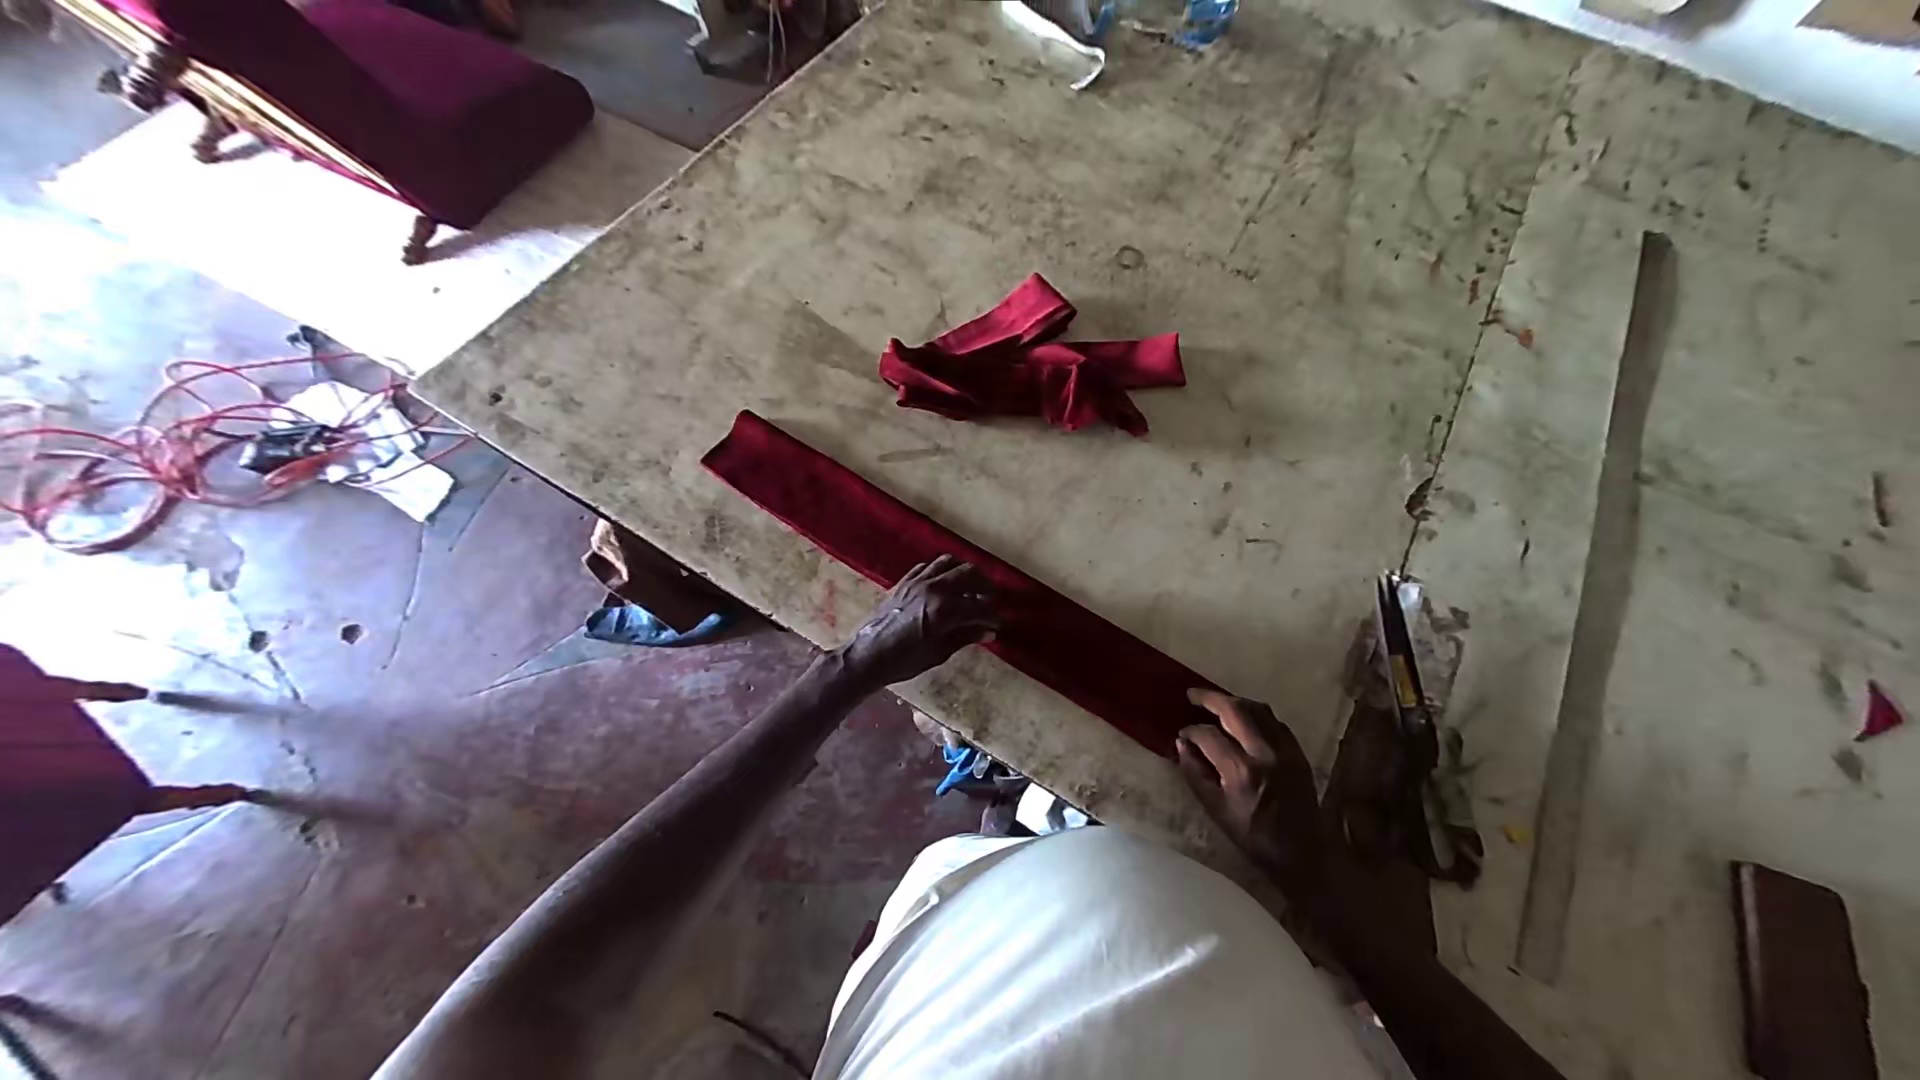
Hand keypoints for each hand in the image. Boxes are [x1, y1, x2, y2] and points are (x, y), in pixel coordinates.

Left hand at [835, 555, 998, 689]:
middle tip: (991, 597)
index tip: (999, 622)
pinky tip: (943, 583)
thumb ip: (965, 637)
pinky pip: (927, 567)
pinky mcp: (904, 582)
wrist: (866, 655)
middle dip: (984, 585)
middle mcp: (934, 589)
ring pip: (949, 563)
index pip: (979, 607)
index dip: (992, 615)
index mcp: (945, 610)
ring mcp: (917, 581)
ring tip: (970, 585)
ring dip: (963, 572)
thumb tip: (988, 632)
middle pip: (969, 574)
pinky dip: (940, 571)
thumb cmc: (903, 661)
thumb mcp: (939, 653)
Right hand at [1177, 689, 1326, 898]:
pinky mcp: (1298, 752)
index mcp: (1241, 771)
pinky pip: (1275, 721)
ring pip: (1258, 709)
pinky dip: (1256, 715)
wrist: (1305, 854)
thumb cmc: (1254, 836)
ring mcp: (1286, 750)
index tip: (1182, 733)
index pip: (1208, 735)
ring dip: (1234, 702)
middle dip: (1210, 698)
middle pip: (1236, 709)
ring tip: (1217, 703)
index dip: (1191, 731)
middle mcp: (1265, 753)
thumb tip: (1182, 744)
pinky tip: (1244, 721)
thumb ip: (1195, 773)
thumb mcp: (1215, 810)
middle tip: (1193, 695)